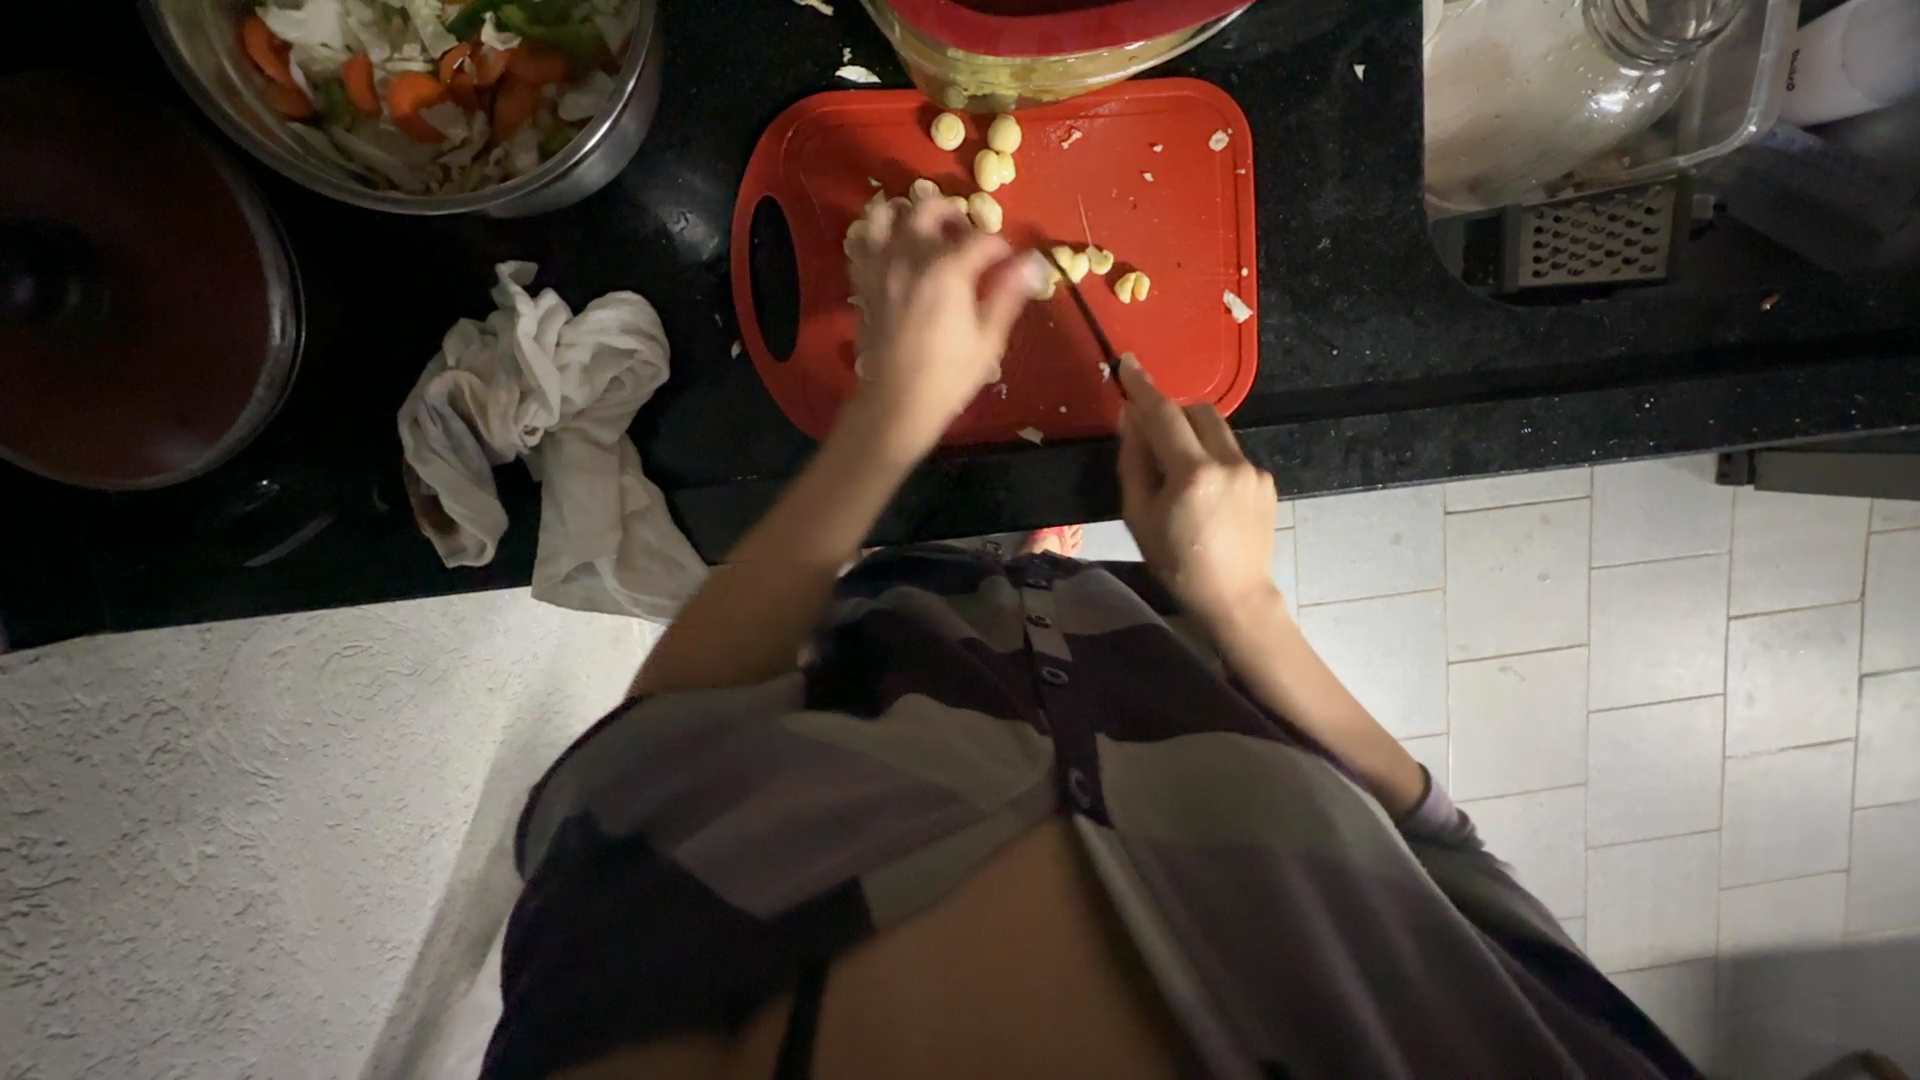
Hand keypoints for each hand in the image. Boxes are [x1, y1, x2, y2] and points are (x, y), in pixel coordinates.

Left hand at [844, 196, 1035, 455]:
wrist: (897, 401)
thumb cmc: (949, 376)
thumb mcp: (989, 338)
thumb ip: (1009, 294)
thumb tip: (1034, 263)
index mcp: (948, 270)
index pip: (982, 238)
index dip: (1001, 247)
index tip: (1008, 262)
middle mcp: (911, 256)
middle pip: (931, 208)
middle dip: (955, 213)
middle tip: (967, 233)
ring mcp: (881, 266)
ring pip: (888, 213)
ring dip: (909, 212)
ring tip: (925, 227)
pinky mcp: (862, 282)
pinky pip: (862, 241)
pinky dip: (876, 233)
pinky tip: (891, 244)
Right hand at [1115, 355, 1282, 626]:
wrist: (1233, 597)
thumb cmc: (1175, 563)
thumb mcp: (1139, 516)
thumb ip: (1133, 461)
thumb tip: (1130, 418)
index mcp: (1193, 473)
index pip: (1163, 415)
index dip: (1142, 387)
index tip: (1127, 363)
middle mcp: (1229, 461)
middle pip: (1197, 411)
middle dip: (1172, 413)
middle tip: (1152, 438)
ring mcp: (1253, 470)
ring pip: (1217, 431)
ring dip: (1193, 436)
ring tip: (1180, 474)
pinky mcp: (1266, 480)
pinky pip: (1232, 453)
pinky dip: (1212, 459)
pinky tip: (1205, 495)